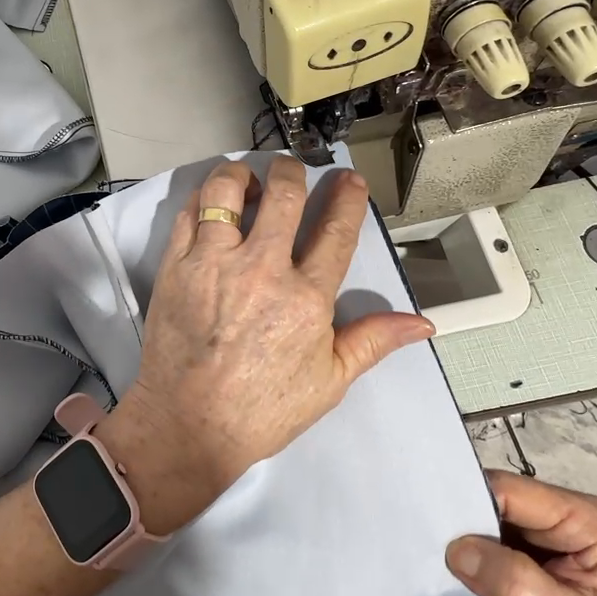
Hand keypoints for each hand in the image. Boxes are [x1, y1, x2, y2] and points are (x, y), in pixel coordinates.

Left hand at [94, 157, 434, 533]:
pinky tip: (212, 207)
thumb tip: (421, 323)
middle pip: (283, 193)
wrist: (189, 424)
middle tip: (294, 170)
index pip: (335, 230)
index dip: (346, 197)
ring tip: (248, 181)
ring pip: (226, 190)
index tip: (347, 180)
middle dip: (293, 170)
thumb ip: (372, 341)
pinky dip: (202, 200)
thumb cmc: (261, 409)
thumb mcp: (328, 382)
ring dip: (241, 174)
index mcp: (306, 298)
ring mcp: (213, 263)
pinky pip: (187, 214)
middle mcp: (261, 270)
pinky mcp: (175, 267)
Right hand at [446, 470, 596, 595]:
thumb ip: (515, 582)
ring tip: (431, 553)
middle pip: (492, 499)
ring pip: (480, 518)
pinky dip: (462, 555)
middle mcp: (559, 515)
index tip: (434, 522)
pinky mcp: (519, 554)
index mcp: (583, 518)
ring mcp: (537, 534)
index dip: (472, 501)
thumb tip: (458, 550)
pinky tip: (446, 565)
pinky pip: (479, 540)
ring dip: (458, 539)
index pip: (511, 492)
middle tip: (426, 540)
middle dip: (461, 520)